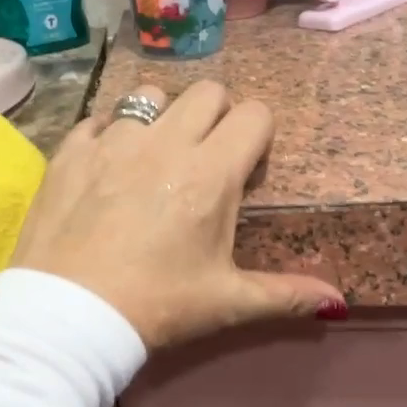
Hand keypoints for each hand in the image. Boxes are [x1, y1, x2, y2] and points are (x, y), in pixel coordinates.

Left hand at [11, 81, 345, 348]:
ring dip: (160, 118)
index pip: (254, 114)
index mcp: (211, 172)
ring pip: (149, 96)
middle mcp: (165, 142)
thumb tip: (338, 301)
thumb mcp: (225, 303)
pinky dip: (107, 134)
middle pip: (207, 92)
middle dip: (215, 117)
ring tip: (152, 159)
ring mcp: (112, 142)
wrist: (68, 314)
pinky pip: (96, 120)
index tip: (243, 174)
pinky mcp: (69, 152)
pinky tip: (105, 168)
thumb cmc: (155, 306)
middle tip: (204, 160)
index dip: (256, 138)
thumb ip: (284, 294)